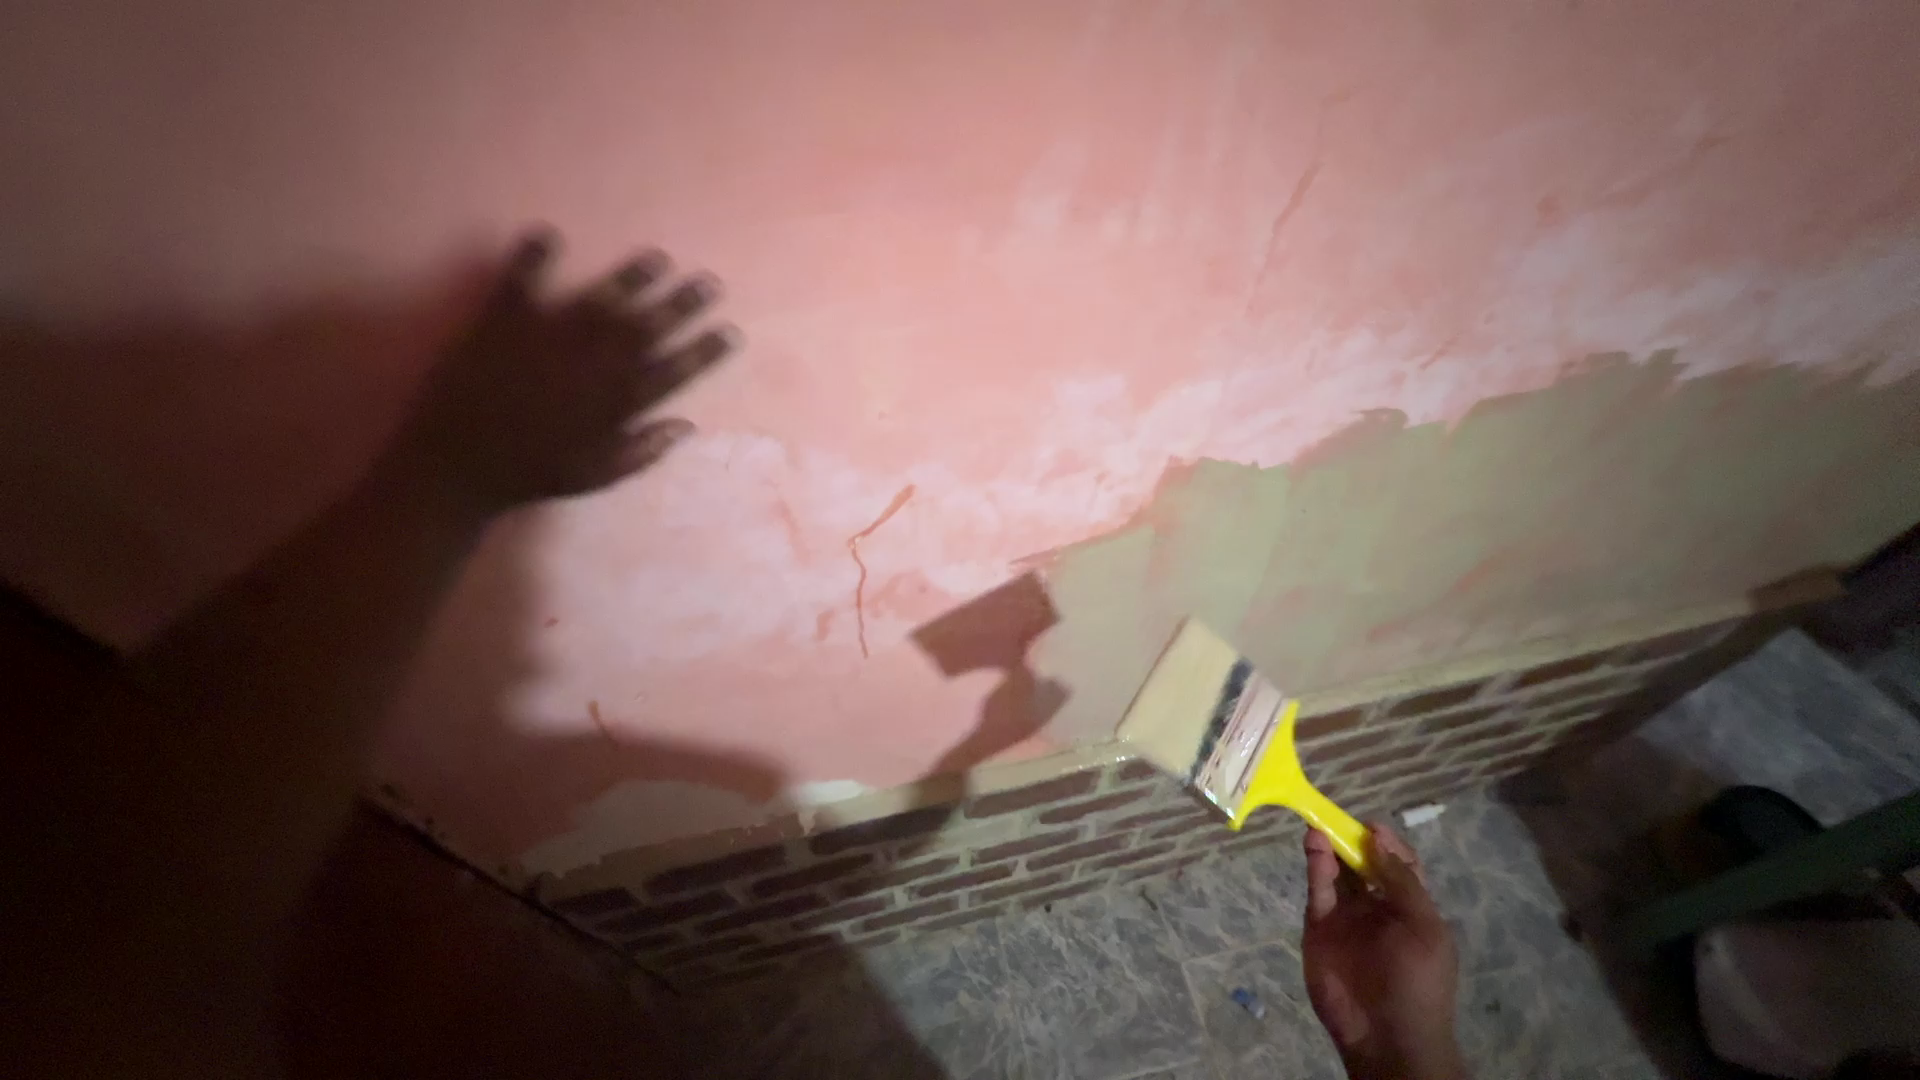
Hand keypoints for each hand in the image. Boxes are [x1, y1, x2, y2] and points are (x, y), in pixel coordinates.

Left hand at [389, 229, 736, 515]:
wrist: (459, 465)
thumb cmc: (534, 473)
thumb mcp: (598, 476)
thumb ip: (643, 450)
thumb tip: (687, 426)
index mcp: (614, 404)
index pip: (672, 371)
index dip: (705, 351)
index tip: (731, 332)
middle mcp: (590, 365)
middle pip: (645, 329)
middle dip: (681, 305)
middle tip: (709, 282)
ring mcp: (548, 340)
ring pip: (599, 302)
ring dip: (630, 278)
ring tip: (658, 258)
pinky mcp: (503, 325)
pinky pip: (520, 283)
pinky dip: (532, 258)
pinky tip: (548, 234)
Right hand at [1302, 824, 1466, 1079]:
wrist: (1386, 1033)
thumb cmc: (1418, 980)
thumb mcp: (1425, 928)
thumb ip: (1402, 882)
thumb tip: (1378, 839)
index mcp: (1410, 909)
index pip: (1398, 866)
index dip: (1387, 844)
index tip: (1371, 825)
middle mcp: (1377, 908)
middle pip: (1363, 863)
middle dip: (1351, 839)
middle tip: (1336, 815)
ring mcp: (1347, 916)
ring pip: (1337, 872)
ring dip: (1330, 846)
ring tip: (1319, 824)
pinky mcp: (1319, 924)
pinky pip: (1318, 888)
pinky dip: (1315, 865)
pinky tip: (1313, 845)